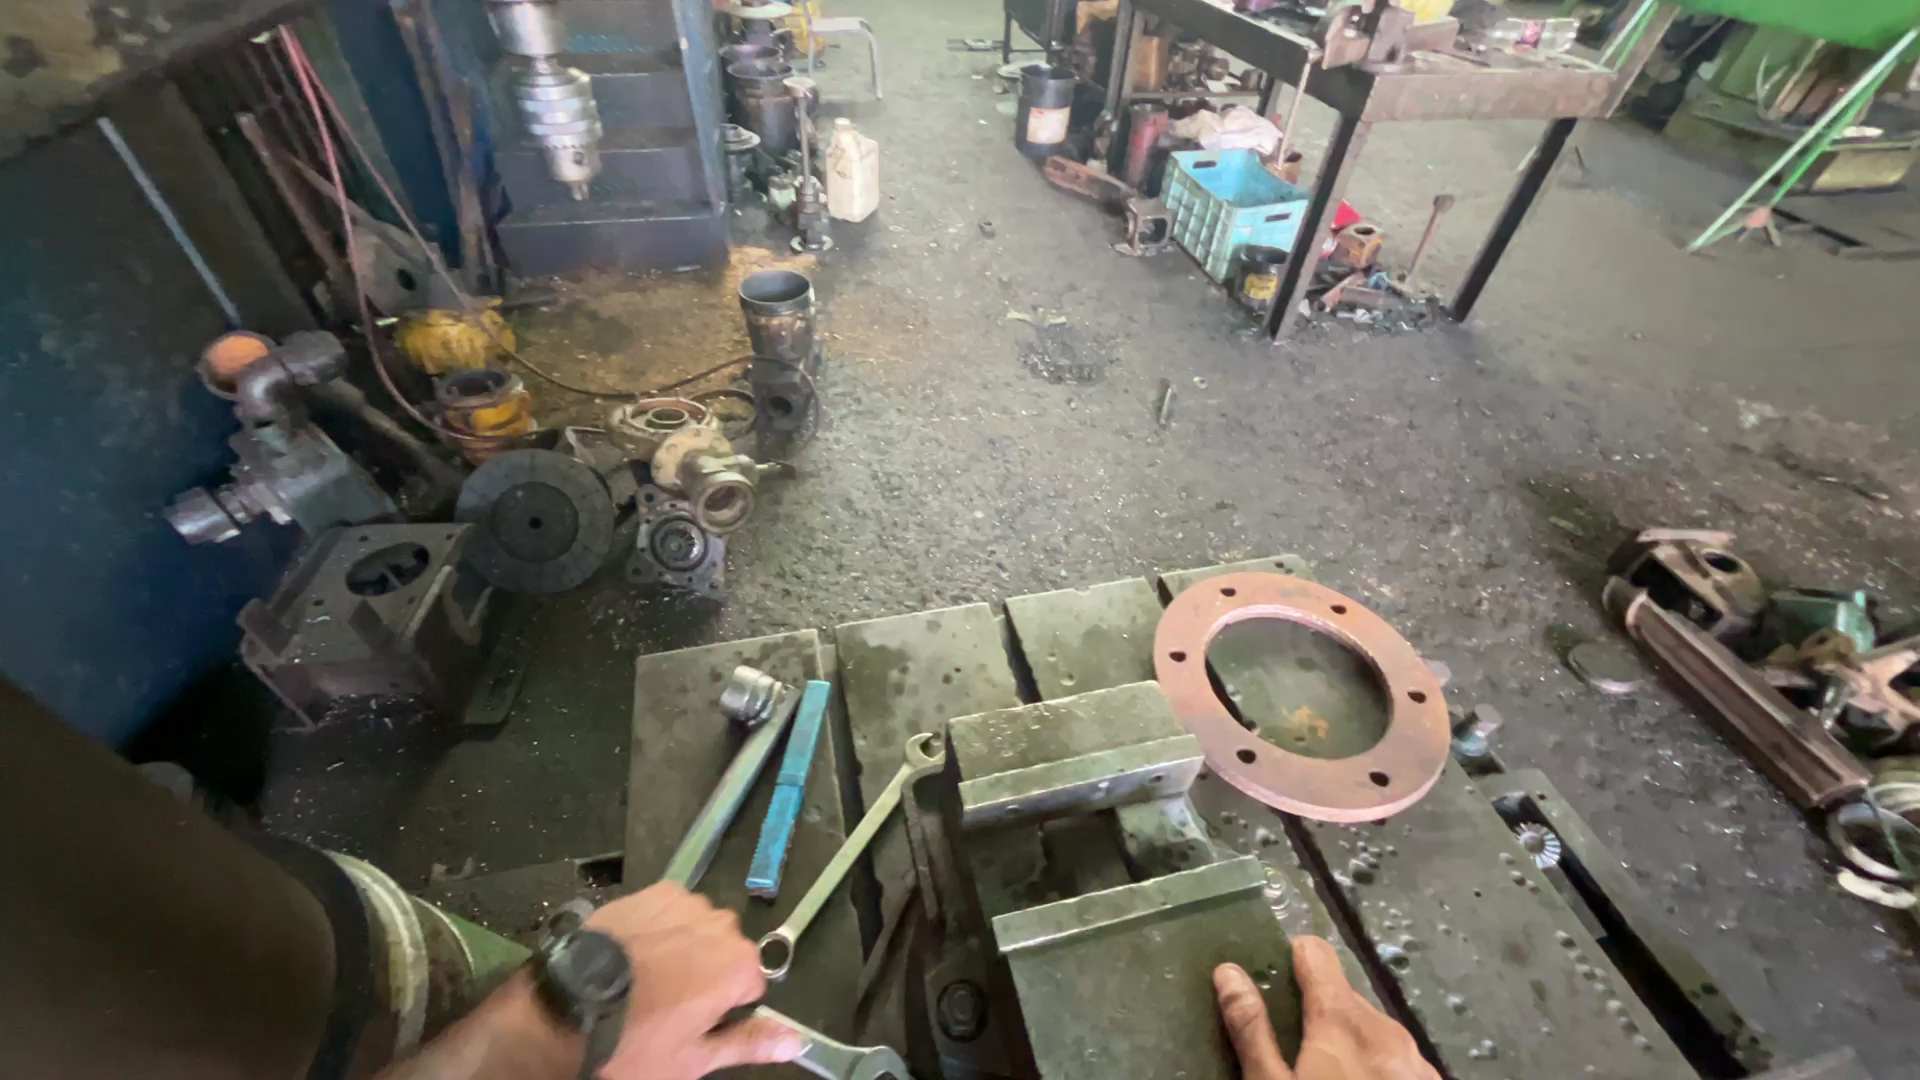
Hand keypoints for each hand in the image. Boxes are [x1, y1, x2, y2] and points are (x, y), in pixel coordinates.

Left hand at [590, 883, 804, 1078]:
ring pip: (700, 929)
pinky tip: (634, 952)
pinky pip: (673, 909)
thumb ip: (750, 1043)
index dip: (723, 1009)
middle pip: (727, 952)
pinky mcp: (658, 890)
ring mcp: (690, 902)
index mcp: (739, 965)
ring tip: (645, 980)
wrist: (567, 1008)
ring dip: (684, 948)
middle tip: (666, 1005)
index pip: (751, 986)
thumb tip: (799, 1040)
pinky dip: (661, 927)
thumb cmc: (634, 1043)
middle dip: (706, 974)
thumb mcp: (692, 1059)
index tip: (691, 1024)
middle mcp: (724, 924)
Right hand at [1215, 936, 1436, 1079]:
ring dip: (1350, 1046)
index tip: (1275, 985)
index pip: (1316, 954)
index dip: (1292, 961)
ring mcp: (1422, 1071)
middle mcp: (1389, 1035)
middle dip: (1318, 1014)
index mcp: (1344, 1022)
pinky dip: (1378, 1074)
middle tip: (1294, 1055)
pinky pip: (1400, 1067)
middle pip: (1344, 996)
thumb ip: (1251, 1030)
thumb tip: (1229, 971)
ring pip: (1375, 1034)